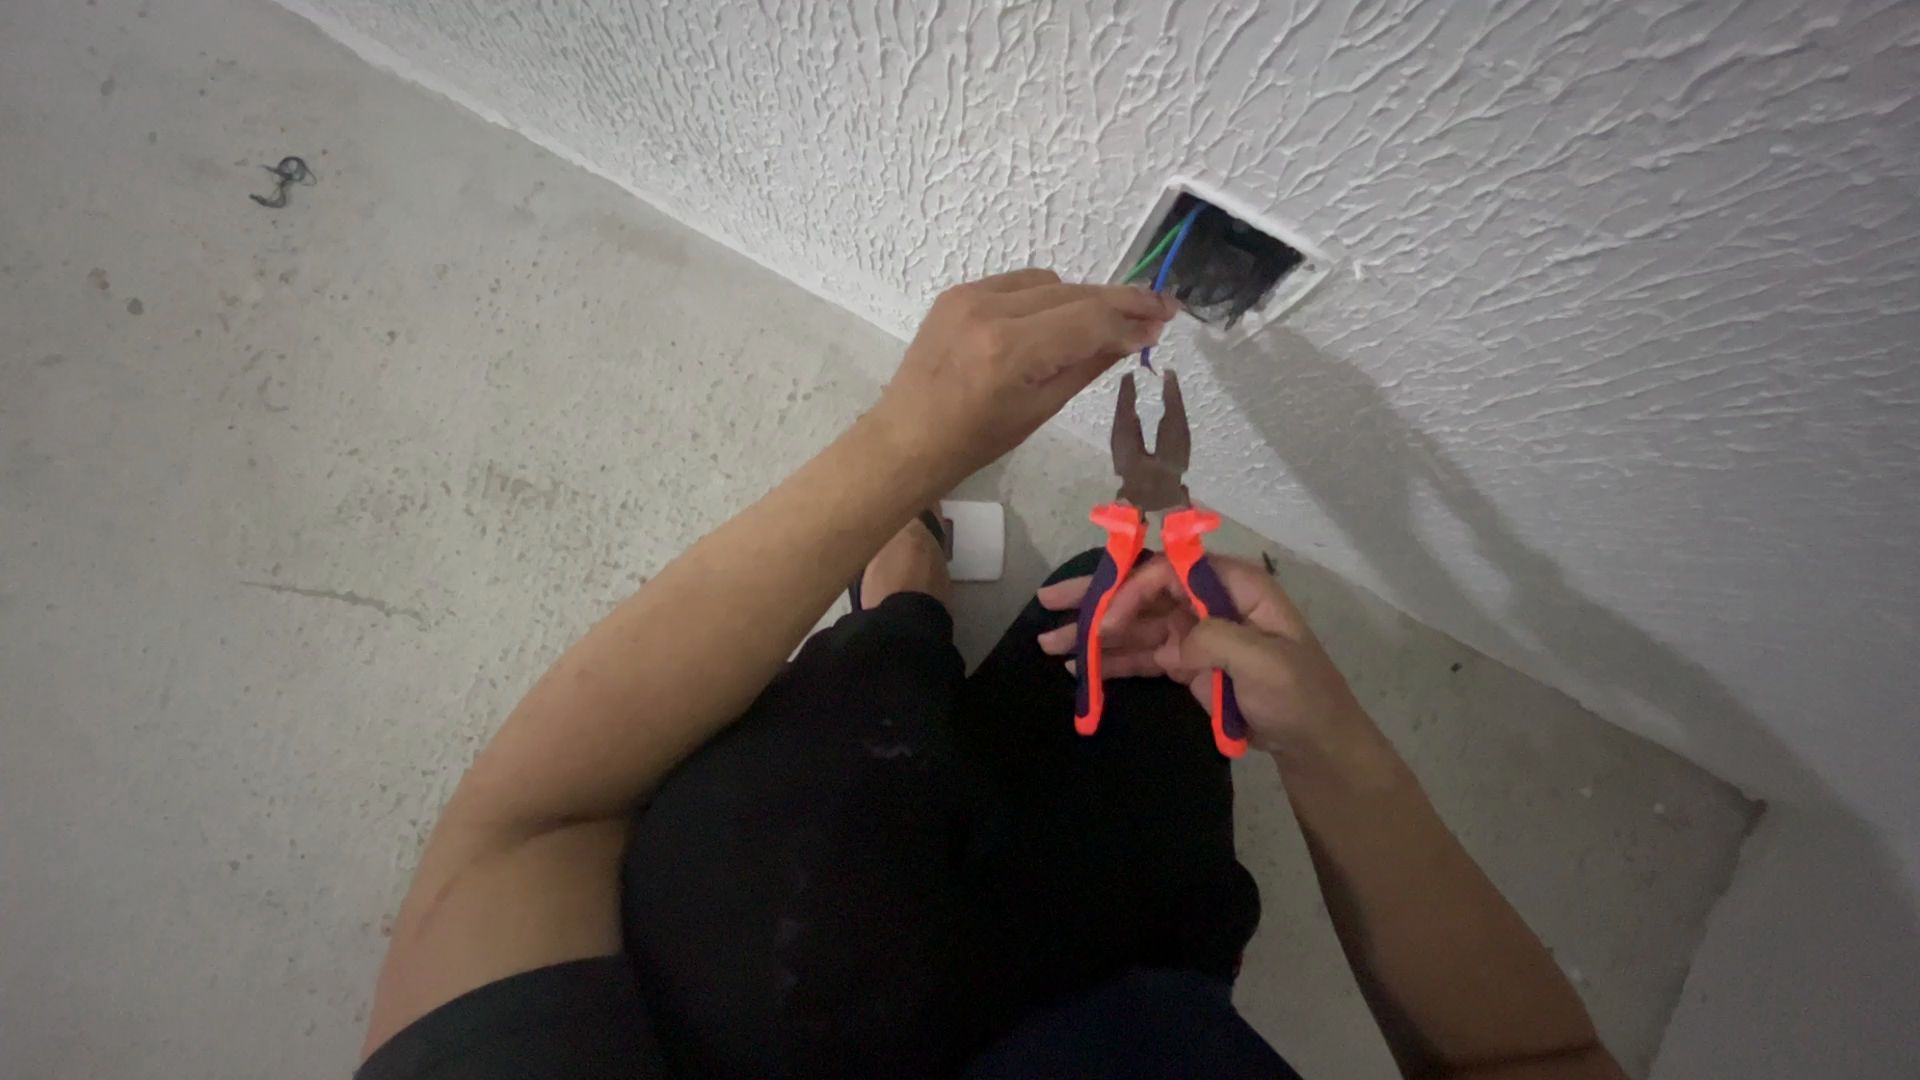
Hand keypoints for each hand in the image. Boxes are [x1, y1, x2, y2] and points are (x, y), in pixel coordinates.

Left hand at [872, 269, 1177, 481]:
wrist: (908, 437)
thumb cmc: (974, 441)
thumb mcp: (1039, 410)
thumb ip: (1087, 365)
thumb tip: (1133, 336)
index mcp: (1010, 351)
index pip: (1089, 319)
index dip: (1132, 318)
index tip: (1164, 319)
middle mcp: (989, 311)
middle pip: (1073, 293)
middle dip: (1118, 303)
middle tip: (1157, 310)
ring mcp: (968, 297)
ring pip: (1048, 282)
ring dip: (1080, 300)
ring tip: (1101, 325)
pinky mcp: (956, 293)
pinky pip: (1017, 284)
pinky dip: (1043, 297)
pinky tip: (1052, 321)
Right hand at [1037, 552, 1371, 762]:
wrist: (1313, 743)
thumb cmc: (1300, 694)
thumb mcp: (1265, 661)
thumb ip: (1213, 638)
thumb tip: (1172, 642)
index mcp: (1232, 585)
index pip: (1169, 571)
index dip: (1131, 590)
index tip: (1104, 621)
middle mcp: (1206, 601)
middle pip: (1141, 591)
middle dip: (1095, 598)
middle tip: (1049, 600)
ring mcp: (1192, 633)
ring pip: (1133, 625)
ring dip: (1092, 634)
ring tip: (1048, 643)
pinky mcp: (1183, 664)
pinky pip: (1140, 656)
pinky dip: (1110, 662)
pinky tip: (1079, 668)